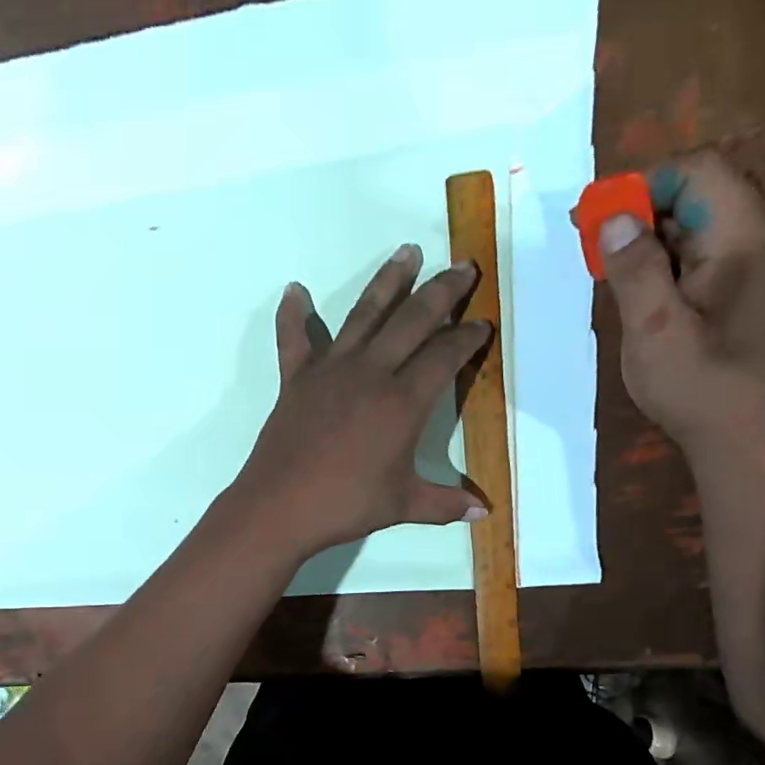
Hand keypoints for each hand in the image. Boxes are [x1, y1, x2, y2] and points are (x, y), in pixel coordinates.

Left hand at [228, 244, 491, 555]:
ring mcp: (330, 370)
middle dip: (442, 291)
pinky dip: (294, 314)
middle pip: (413, 320)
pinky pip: (294, 339)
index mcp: (403, 402)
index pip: (445, 356)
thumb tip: (484, 512)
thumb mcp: (405, 505)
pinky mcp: (296, 379)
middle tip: (463, 267)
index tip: (483, 323)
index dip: (467, 337)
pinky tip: (295, 290)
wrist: (280, 506)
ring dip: (388, 281)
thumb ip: (446, 503)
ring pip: (365, 314)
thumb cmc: (347, 504)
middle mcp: (371, 373)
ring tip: (407, 251)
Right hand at [598, 149, 764, 450]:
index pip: (699, 170)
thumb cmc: (695, 384)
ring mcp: (751, 262)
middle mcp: (756, 238)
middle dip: (647, 204)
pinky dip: (666, 253)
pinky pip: (701, 247)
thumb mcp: (654, 328)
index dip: (647, 183)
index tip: (605, 222)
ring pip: (699, 216)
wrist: (735, 434)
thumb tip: (612, 218)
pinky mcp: (739, 286)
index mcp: (742, 238)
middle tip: (604, 240)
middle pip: (702, 186)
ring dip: (653, 230)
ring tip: (614, 266)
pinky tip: (640, 285)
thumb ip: (635, 268)